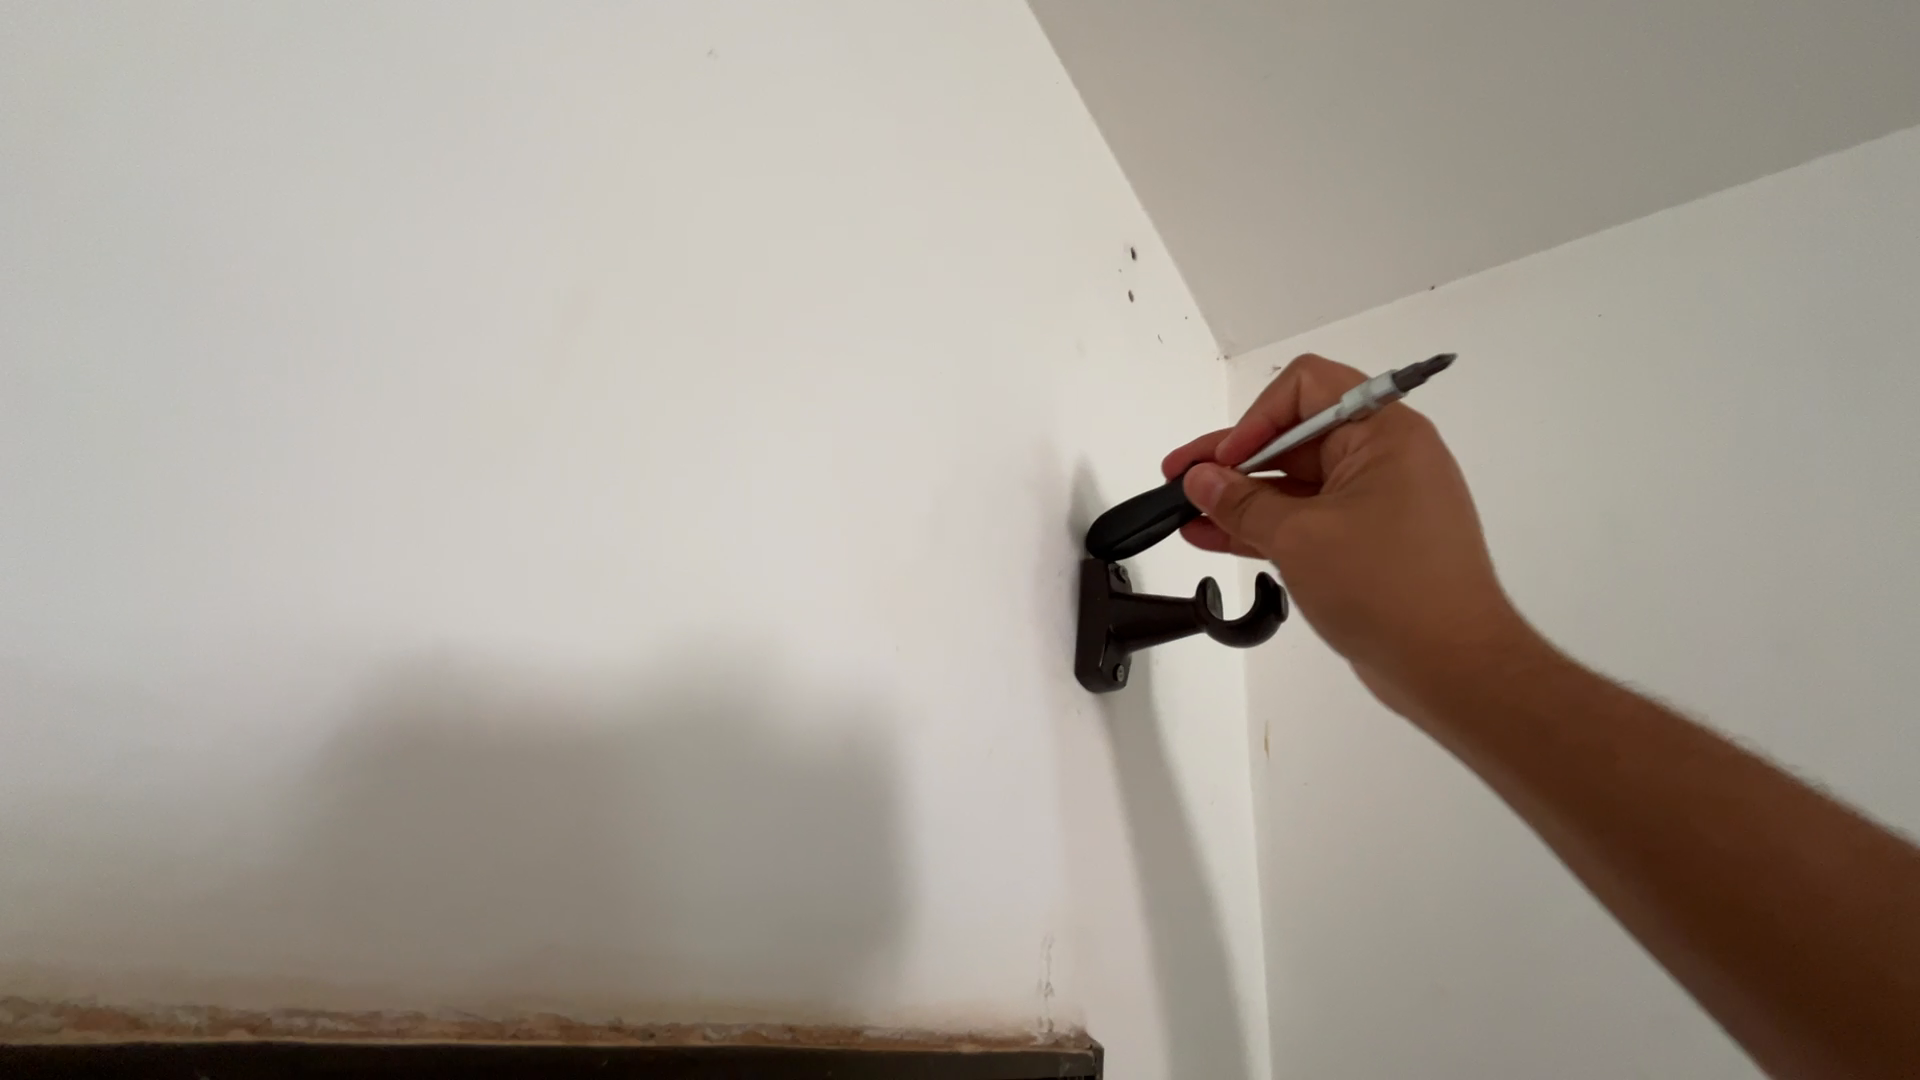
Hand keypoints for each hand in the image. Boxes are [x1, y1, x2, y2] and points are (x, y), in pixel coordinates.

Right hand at [1163, 354, 1524, 704]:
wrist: (1451, 668)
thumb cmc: (1386, 588)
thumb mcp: (1299, 537)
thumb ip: (1241, 503)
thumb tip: (1199, 479)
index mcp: (1382, 434)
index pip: (1306, 388)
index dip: (1255, 418)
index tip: (1223, 461)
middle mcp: (1380, 459)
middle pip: (1291, 439)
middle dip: (1230, 460)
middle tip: (1176, 477)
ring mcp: (1371, 503)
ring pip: (1290, 485)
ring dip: (1236, 499)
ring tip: (1184, 514)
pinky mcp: (1361, 543)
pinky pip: (1300, 521)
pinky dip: (1259, 527)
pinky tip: (1209, 537)